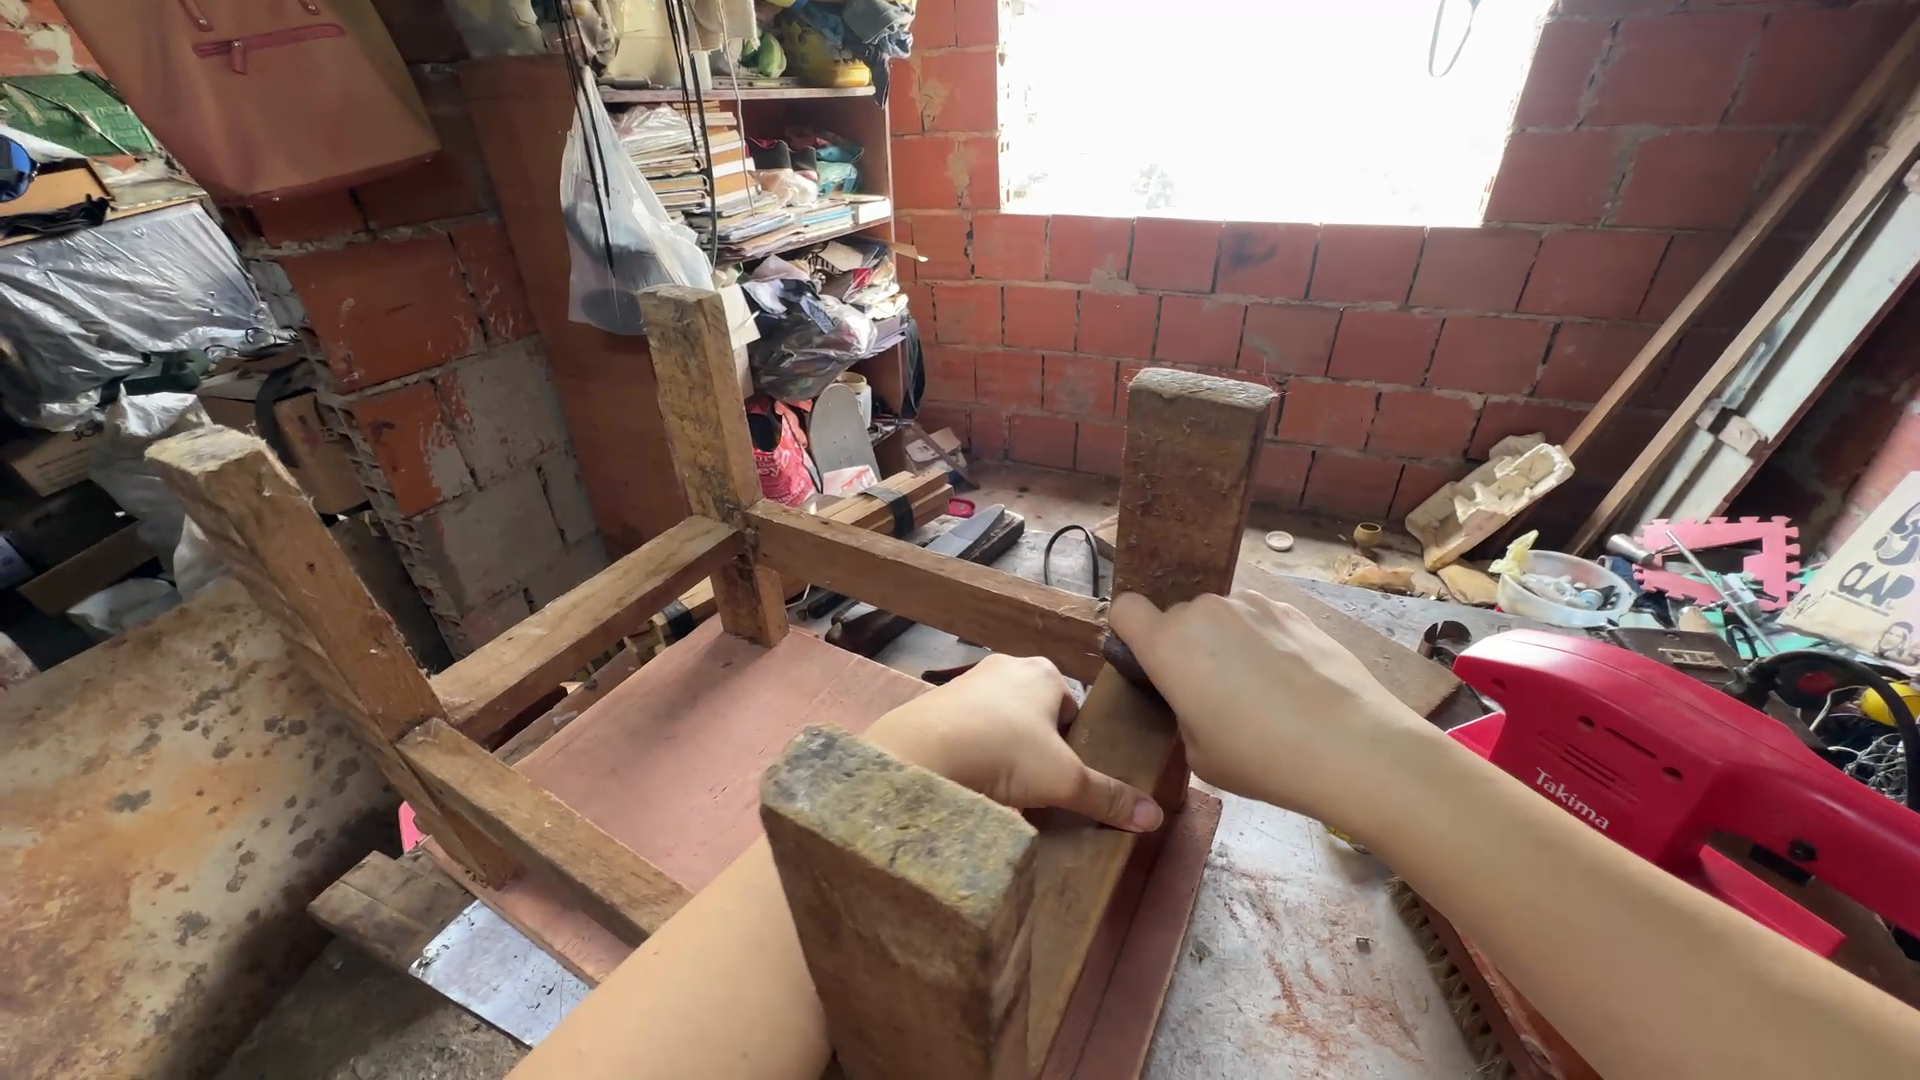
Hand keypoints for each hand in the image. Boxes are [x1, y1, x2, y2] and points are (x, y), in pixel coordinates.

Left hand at [864, 654, 1163, 832]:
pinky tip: (973, 779)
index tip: (1066, 776)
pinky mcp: (937, 701)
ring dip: (1005, 749)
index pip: (1072, 709)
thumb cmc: (1007, 754)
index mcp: (1044, 672)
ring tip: (1004, 787)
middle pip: (1036, 714)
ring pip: (1000, 720)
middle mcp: (1007, 667)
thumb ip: (1110, 797)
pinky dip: (974, 750)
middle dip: (1039, 748)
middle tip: (1037, 785)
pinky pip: (968, 727)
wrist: (925, 753)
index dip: (1074, 745)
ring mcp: (968, 681)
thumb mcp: (1066, 780)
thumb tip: (1155, 816)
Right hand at [1110, 590, 1441, 825]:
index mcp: (1167, 644)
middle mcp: (1204, 612)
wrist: (1356, 747)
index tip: (1148, 663)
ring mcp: (1252, 605)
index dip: (1130, 632)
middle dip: (1185, 647)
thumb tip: (1194, 693)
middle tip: (1211, 694)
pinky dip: (1263, 643)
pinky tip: (1291, 683)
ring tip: (1261, 691)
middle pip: (1177, 618)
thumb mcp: (1197, 752)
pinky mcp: (1292, 610)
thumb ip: (1180, 709)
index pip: (1125, 608)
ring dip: (1226, 644)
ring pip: (1220, 619)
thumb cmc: (1262, 758)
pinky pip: (1258, 621)